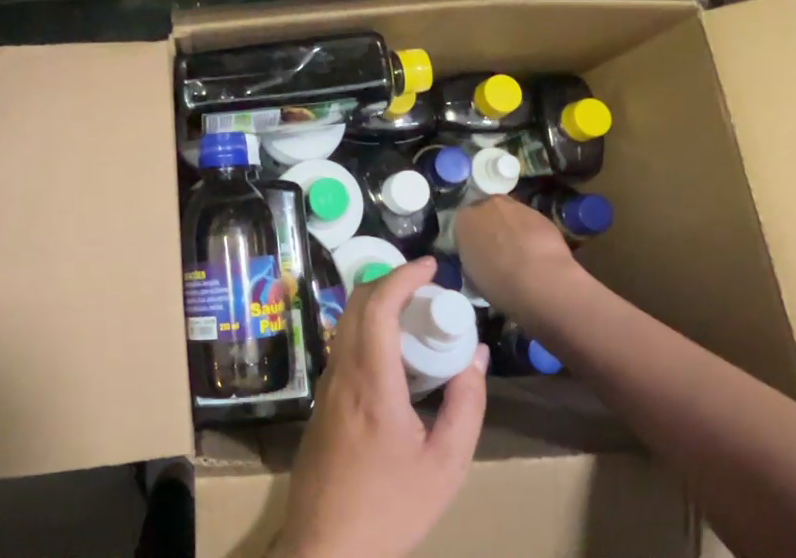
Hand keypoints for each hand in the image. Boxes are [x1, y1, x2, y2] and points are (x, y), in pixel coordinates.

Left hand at [272, 256, 488, 557]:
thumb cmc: (390, 507)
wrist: (327, 546)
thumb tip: (475, 356)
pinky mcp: (320, 401)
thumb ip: (465, 406)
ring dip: (379, 306)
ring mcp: (325, 386)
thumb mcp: (445, 465)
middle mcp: (341, 373)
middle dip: (392, 282)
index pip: (380, 305)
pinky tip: (395, 356)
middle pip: (358, 304)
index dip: (404, 276)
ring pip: (347, 324)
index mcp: (371, 382)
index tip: (431, 265)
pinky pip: (343, 347)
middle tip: (429, 289)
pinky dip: (369, 331)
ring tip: (417, 320)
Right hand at [453, 194, 585, 328]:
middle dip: (490, 228)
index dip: (469, 239)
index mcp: (463, 219)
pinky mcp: (540, 213)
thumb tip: (478, 260)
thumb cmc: (498, 282)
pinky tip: (537, 251)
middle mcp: (487, 205)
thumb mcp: (472, 276)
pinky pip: (529, 221)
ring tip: (520, 252)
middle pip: (486, 213)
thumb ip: (471, 259)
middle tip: (497, 251)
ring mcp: (515, 206)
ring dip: (511, 228)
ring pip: (509, 215)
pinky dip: (531, 232)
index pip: (461, 224)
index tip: (476, 254)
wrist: (540, 278)